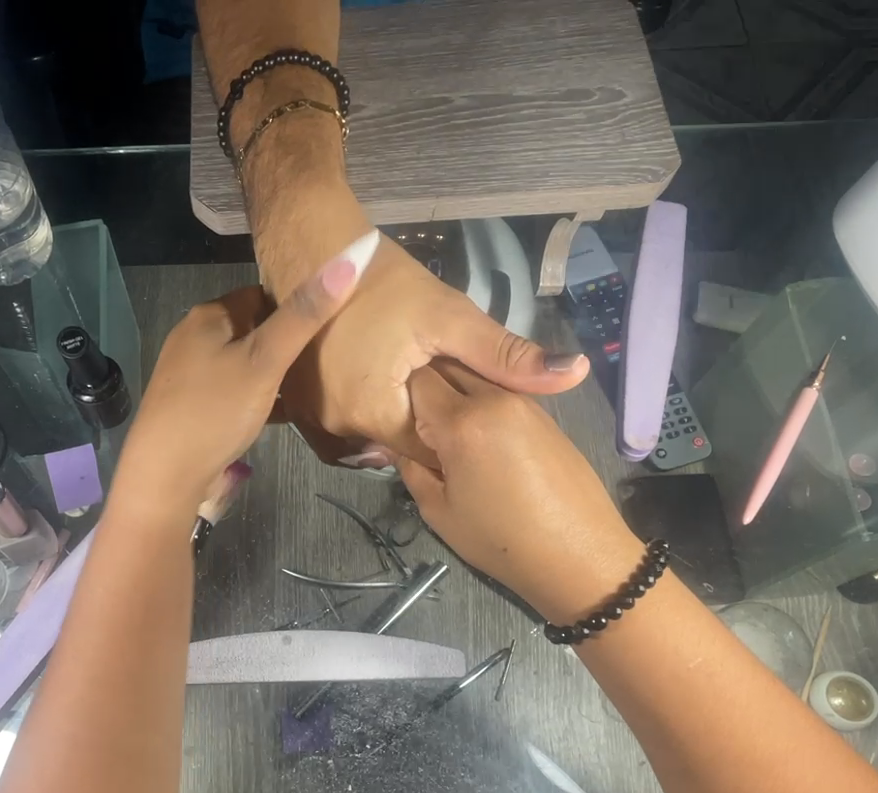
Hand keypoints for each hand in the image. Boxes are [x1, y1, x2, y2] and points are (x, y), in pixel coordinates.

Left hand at [114, 233, 375, 514]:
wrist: (164, 474)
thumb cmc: (215, 411)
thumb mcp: (264, 362)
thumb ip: (304, 316)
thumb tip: (352, 256)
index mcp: (208, 316)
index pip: (261, 295)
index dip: (295, 306)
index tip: (330, 323)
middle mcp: (193, 338)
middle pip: (252, 330)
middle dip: (285, 343)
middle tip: (326, 359)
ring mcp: (188, 375)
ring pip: (242, 364)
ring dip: (272, 374)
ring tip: (310, 388)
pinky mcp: (190, 408)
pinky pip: (232, 393)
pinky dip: (256, 399)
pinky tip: (280, 416)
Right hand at [276, 239, 590, 467]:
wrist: (313, 253)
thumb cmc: (383, 282)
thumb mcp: (450, 316)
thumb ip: (507, 356)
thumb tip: (576, 375)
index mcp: (375, 413)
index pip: (428, 454)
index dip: (456, 441)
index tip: (475, 424)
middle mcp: (339, 427)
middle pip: (398, 447)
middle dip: (426, 431)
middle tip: (445, 394)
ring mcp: (316, 419)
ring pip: (372, 438)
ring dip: (398, 422)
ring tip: (414, 389)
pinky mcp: (302, 407)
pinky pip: (347, 425)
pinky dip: (371, 413)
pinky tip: (384, 386)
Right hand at [397, 361, 645, 621]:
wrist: (579, 552)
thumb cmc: (501, 540)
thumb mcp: (438, 511)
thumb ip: (411, 468)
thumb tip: (398, 445)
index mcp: (462, 422)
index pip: (416, 380)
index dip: (400, 395)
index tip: (398, 421)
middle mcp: (494, 399)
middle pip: (448, 367)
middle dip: (427, 387)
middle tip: (419, 425)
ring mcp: (525, 402)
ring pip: (476, 377)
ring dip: (455, 395)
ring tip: (450, 437)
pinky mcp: (545, 414)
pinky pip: (501, 395)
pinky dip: (481, 407)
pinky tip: (482, 445)